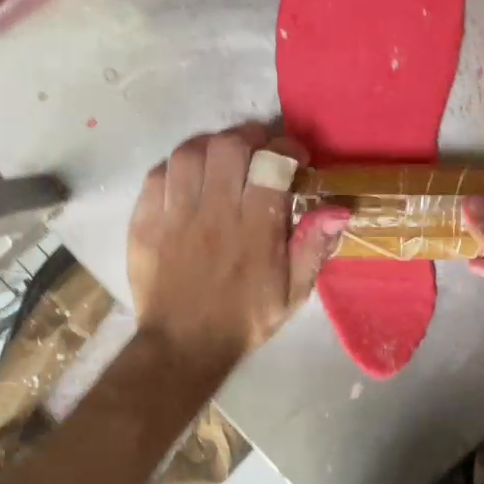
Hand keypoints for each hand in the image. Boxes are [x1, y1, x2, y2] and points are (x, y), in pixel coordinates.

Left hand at [128, 124, 349, 370]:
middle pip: (228, 147)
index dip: (287, 148)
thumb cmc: (245, 319)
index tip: (295, 156)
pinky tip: (188, 177)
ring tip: (221, 156)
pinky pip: (156, 175)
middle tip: (258, 147)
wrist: (183, 347)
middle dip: (248, 136)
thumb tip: (338, 209)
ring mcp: (174, 216)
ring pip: (188, 153)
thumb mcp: (293, 292)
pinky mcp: (144, 223)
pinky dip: (175, 167)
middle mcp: (214, 214)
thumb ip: (314, 247)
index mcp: (255, 230)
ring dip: (210, 146)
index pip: (271, 164)